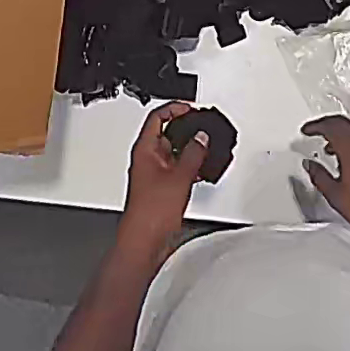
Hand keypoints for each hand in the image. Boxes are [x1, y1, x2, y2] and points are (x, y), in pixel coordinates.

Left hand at [120, 102, 206, 256]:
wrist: (144, 241)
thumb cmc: (151, 212)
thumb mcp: (178, 177)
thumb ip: (192, 154)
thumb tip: (200, 137)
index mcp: (144, 149)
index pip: (157, 117)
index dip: (173, 108)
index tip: (189, 108)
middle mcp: (146, 158)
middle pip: (164, 133)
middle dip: (183, 128)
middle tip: (200, 126)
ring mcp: (152, 173)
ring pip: (171, 151)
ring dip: (187, 148)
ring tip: (205, 146)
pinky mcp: (160, 187)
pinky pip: (175, 168)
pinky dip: (187, 165)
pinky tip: (200, 170)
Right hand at [302, 115, 349, 246]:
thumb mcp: (335, 195)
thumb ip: (319, 176)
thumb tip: (309, 165)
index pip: (330, 125)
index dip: (315, 125)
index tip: (306, 130)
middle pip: (342, 123)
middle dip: (325, 124)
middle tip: (314, 130)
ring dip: (337, 135)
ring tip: (326, 146)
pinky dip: (347, 144)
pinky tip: (342, 161)